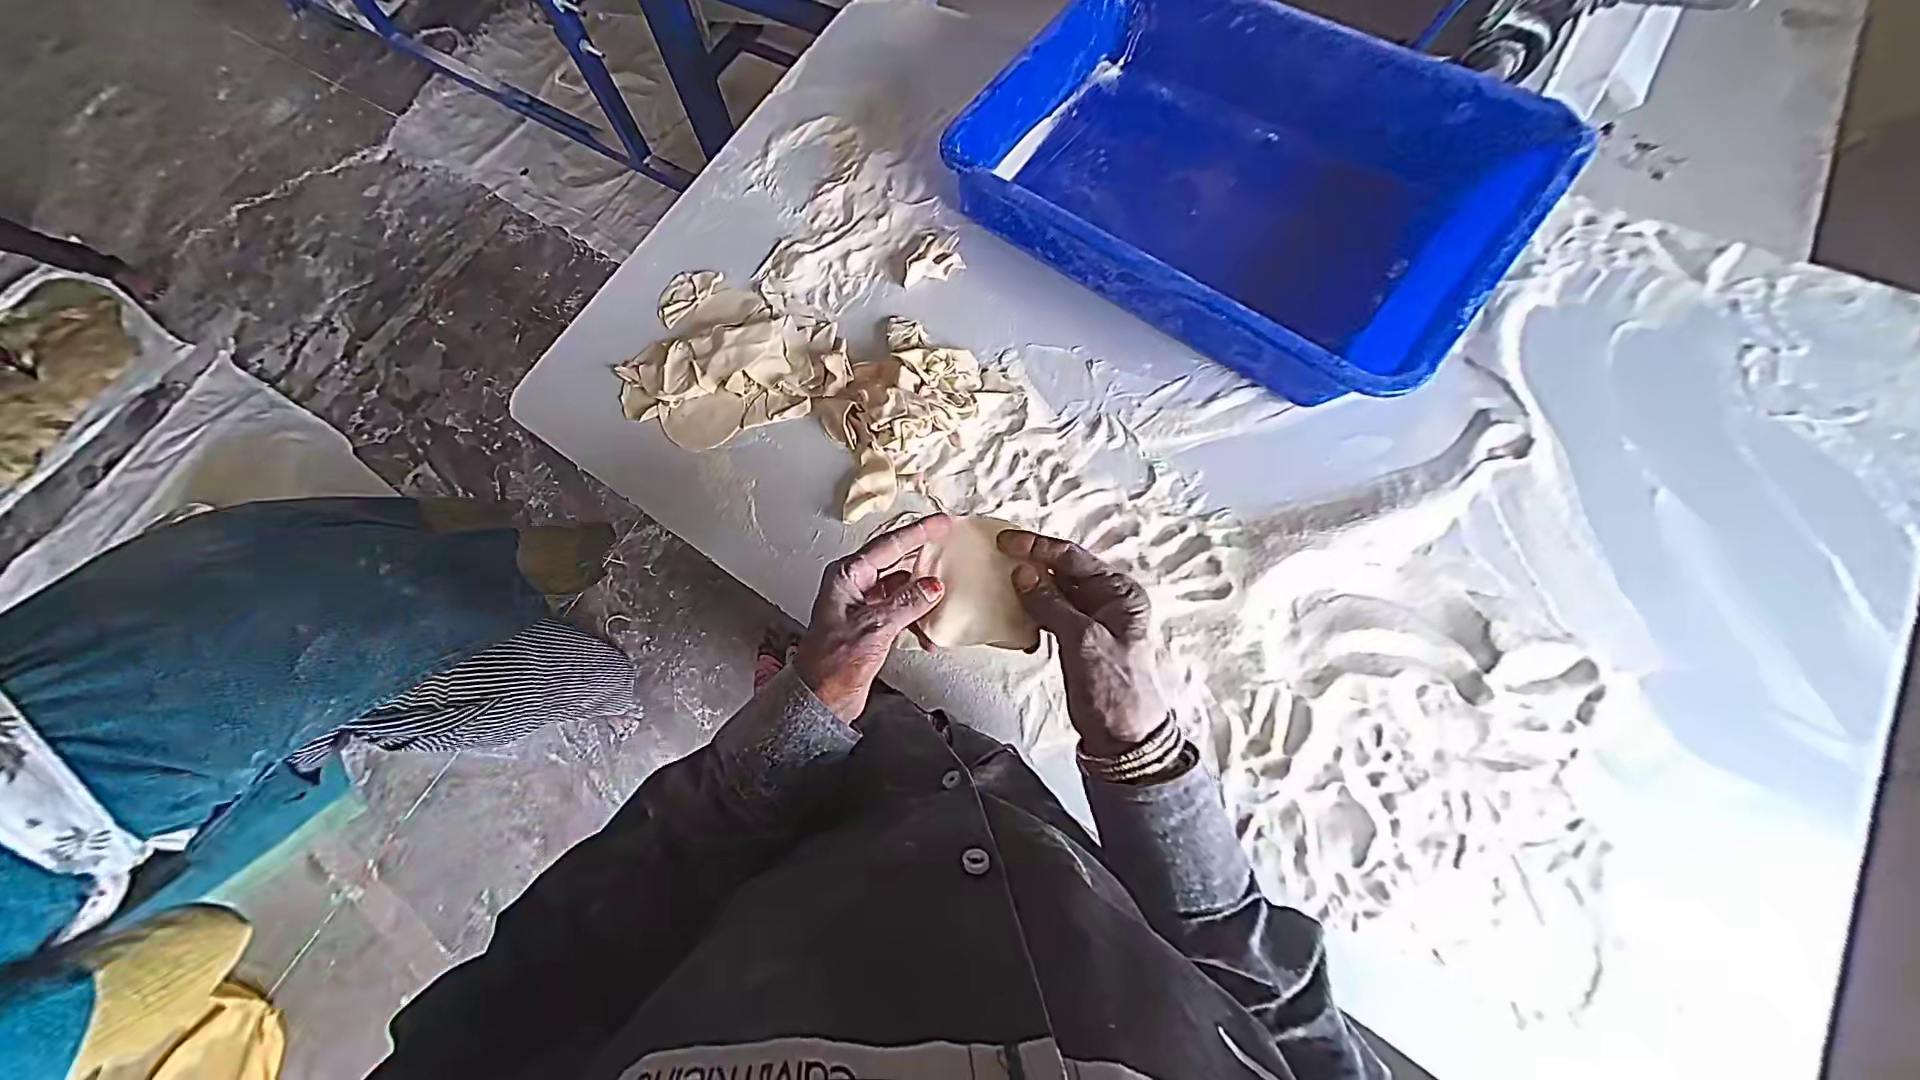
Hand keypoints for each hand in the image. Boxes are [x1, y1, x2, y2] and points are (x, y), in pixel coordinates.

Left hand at [794, 514, 951, 720]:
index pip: (889, 544)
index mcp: (847, 576)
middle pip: (895, 560)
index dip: (919, 532)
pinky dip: (917, 618)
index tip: (942, 523)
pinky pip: (902, 609)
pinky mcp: (872, 623)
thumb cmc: (831, 664)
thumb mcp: (875, 627)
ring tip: (944, 597)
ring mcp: (863, 604)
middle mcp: (853, 585)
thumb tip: (932, 585)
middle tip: (947, 543)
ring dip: (923, 596)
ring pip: (902, 586)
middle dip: (923, 556)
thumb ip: (906, 603)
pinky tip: (928, 633)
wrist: (821, 699)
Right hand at [996, 530, 1167, 756]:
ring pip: (1053, 590)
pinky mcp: (1075, 636)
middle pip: (1063, 570)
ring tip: (1000, 575)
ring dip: (1029, 584)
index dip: (1038, 547)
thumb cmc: (1116, 689)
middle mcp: (1107, 600)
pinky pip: (1049, 611)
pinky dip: (1031, 607)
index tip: (1008, 542)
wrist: (1122, 737)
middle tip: (999, 554)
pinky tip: (1013, 604)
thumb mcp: (1083, 640)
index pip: (1074, 558)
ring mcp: (1090, 618)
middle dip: (1032, 561)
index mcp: (1119, 593)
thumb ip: (1052, 604)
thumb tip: (1022, 574)